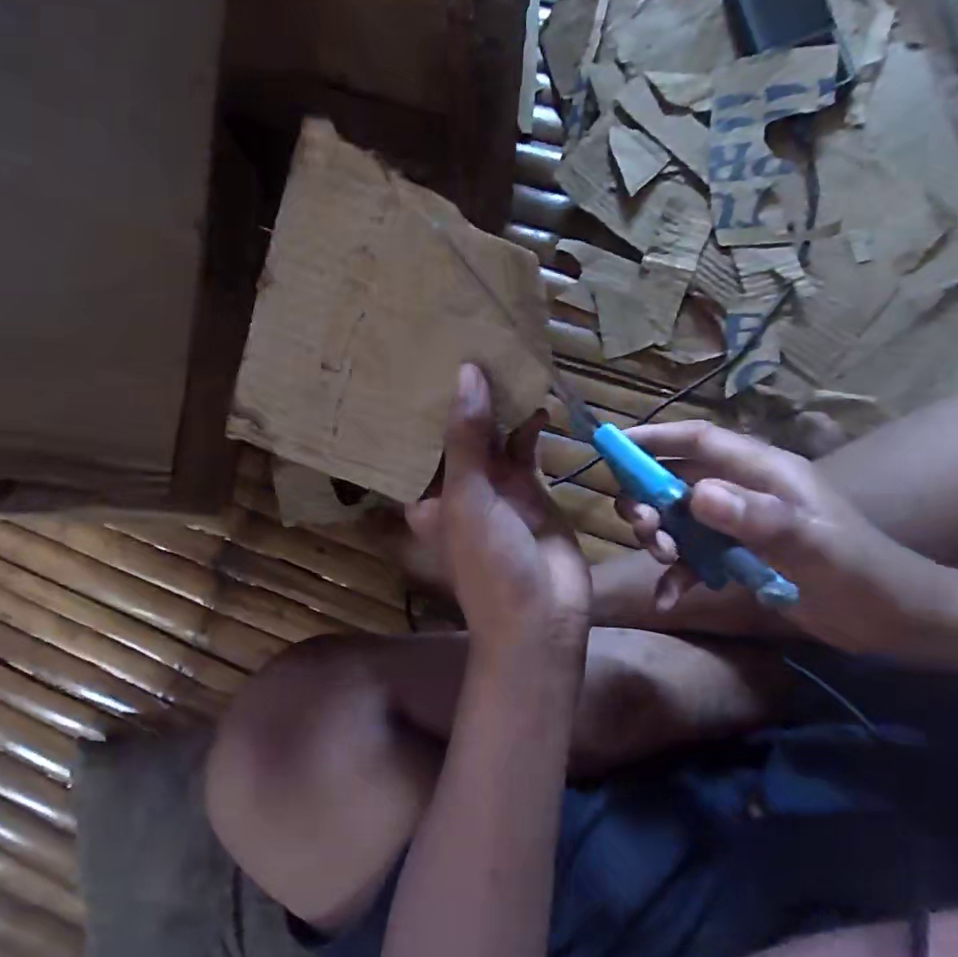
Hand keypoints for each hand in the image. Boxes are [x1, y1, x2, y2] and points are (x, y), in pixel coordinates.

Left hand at [407, 366, 590, 649]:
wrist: (544, 613)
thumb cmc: (487, 560)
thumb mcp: (466, 496)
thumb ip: (465, 437)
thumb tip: (466, 373)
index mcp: (425, 496)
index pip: (415, 445)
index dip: (416, 410)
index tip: (413, 364)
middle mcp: (457, 489)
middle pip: (455, 436)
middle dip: (461, 400)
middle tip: (461, 343)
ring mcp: (494, 488)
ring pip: (492, 438)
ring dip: (498, 408)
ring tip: (500, 360)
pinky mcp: (529, 488)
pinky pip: (525, 448)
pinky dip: (530, 426)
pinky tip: (536, 400)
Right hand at [613, 420, 947, 654]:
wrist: (897, 622)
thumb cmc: (861, 576)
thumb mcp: (811, 547)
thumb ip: (757, 518)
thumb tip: (696, 495)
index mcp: (765, 471)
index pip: (700, 439)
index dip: (655, 437)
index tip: (613, 446)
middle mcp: (747, 490)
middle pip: (677, 478)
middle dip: (649, 499)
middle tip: (643, 528)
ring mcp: (741, 524)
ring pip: (678, 518)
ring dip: (660, 536)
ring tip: (663, 560)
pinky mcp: (740, 555)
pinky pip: (693, 556)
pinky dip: (677, 574)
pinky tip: (669, 599)